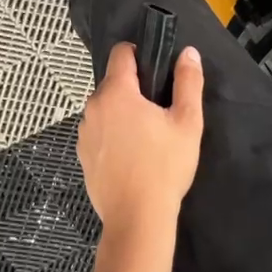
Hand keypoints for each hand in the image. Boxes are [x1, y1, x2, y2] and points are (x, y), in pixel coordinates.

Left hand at [78, 42, 204, 230]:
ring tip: (144, 136)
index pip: (120, 52)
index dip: (138, 54)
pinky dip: (110, 134)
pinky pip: (97, 130)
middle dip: (132, 88)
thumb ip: (188, 82)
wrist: (137, 219)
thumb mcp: (187, 122)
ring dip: (120, 111)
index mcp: (116, 91)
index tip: (155, 72)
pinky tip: (129, 155)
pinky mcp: (82, 154)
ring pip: (104, 106)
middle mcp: (94, 105)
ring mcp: (84, 130)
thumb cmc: (164, 167)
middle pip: (112, 81)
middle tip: (156, 111)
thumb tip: (188, 52)